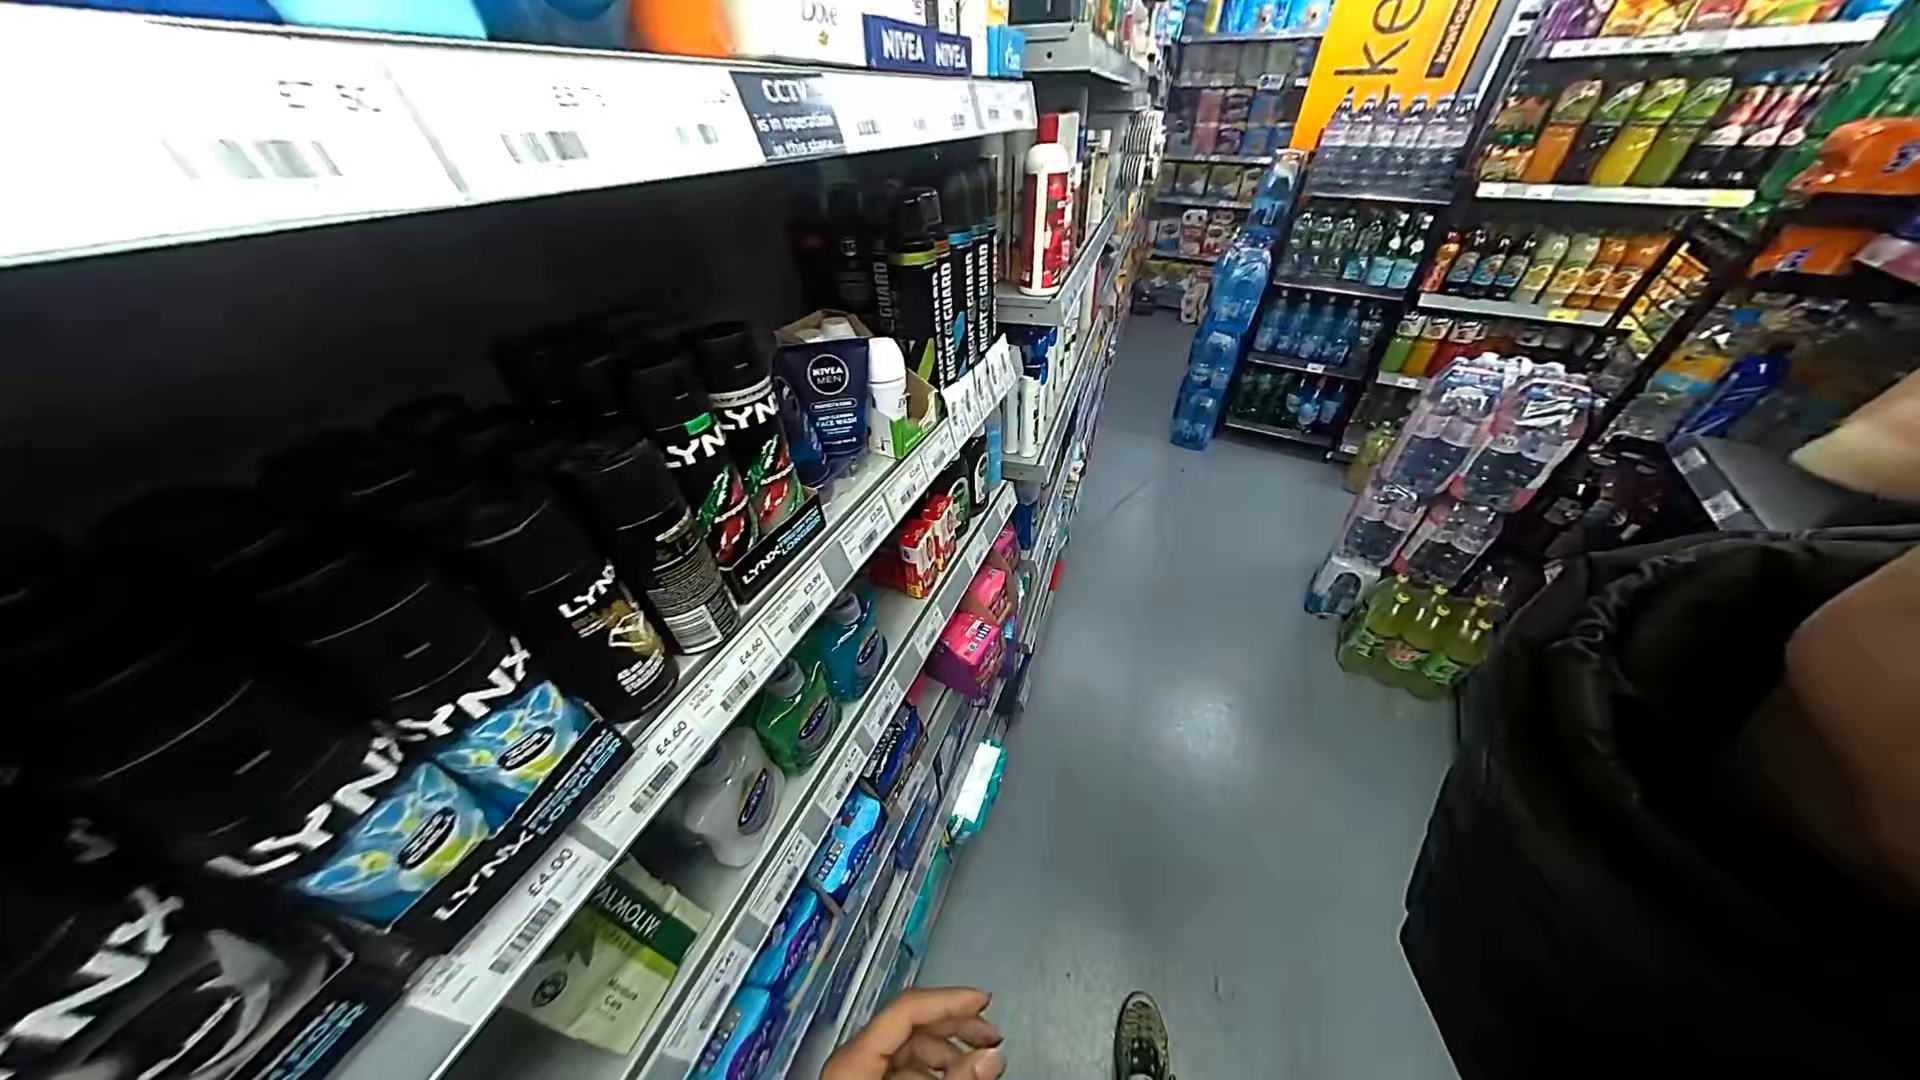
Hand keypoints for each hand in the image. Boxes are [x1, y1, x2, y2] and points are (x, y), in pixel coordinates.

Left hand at [821, 986, 1004, 1079]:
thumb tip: (992, 1054)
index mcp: (855, 1058)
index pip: (907, 1009)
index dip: (948, 1000)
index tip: (984, 1002)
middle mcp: (853, 1060)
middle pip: (909, 1026)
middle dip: (954, 1026)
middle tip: (992, 1035)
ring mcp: (857, 1079)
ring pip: (908, 1050)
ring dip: (947, 1052)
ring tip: (979, 1066)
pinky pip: (901, 1073)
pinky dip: (931, 1075)